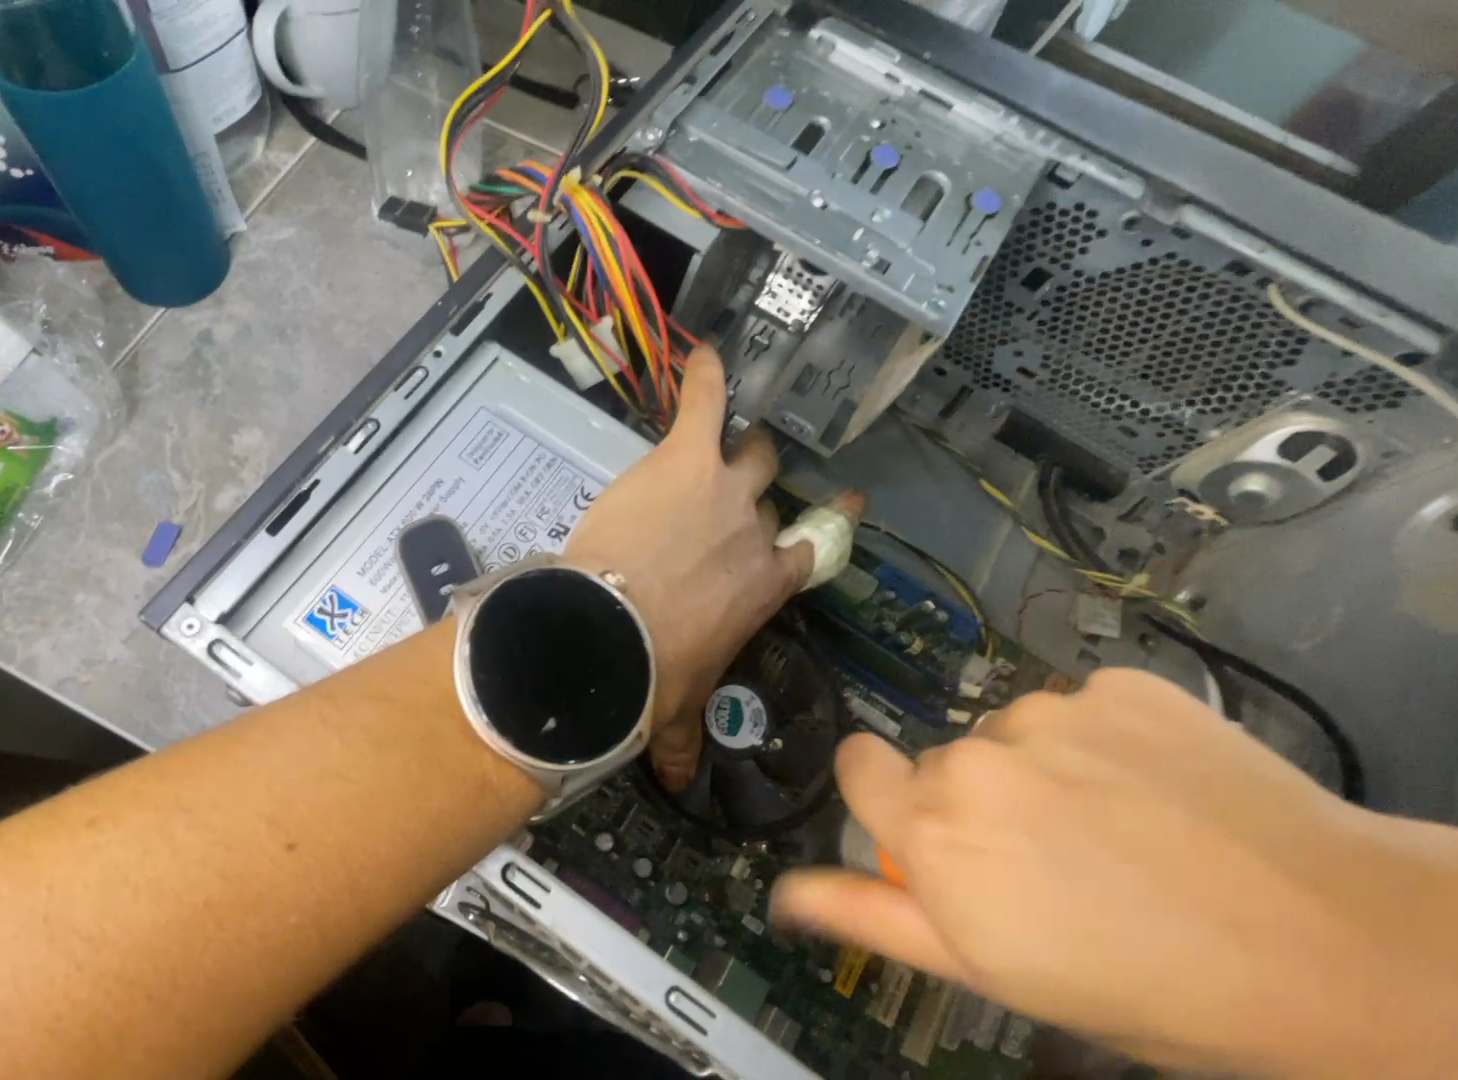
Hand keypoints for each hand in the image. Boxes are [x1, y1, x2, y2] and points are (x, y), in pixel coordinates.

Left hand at [563, 345, 818, 791]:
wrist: (613, 633)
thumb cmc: (652, 673)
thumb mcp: (675, 708)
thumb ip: (681, 741)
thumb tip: (677, 787)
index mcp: (763, 587)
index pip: (805, 551)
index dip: (823, 528)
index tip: (844, 507)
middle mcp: (756, 532)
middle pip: (770, 495)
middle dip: (761, 486)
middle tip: (753, 470)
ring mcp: (723, 489)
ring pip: (750, 451)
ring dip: (742, 440)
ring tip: (736, 421)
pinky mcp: (684, 458)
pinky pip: (703, 405)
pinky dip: (706, 378)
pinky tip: (704, 352)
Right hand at [771, 669, 1457, 1079]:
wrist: (1341, 948)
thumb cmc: (1142, 985)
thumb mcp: (989, 971)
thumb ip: (870, 915)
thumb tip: (781, 891)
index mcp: (929, 826)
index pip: (858, 766)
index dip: (892, 800)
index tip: (940, 834)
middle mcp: (972, 754)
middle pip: (945, 761)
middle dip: (977, 802)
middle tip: (1057, 863)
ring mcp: (1050, 710)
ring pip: (1015, 733)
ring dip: (1044, 772)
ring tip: (1124, 832)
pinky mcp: (1120, 685)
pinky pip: (1083, 707)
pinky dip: (1107, 743)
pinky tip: (1165, 792)